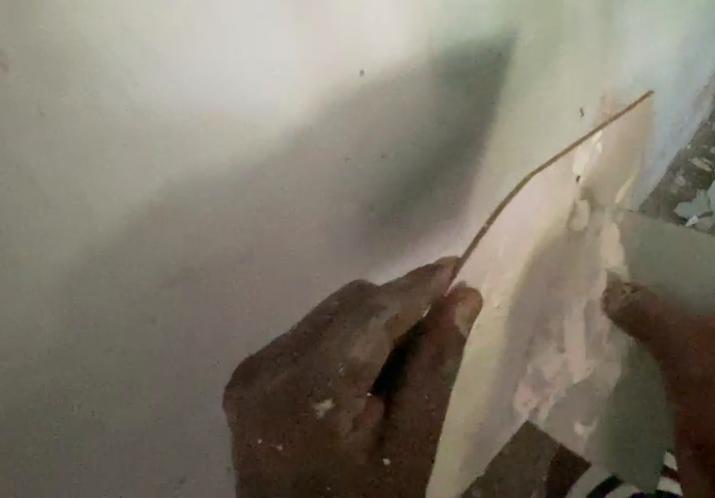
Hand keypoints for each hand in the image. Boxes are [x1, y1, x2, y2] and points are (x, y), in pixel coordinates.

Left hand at [223, 258, 481, 497]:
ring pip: (334, 311)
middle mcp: (268, 369)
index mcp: (306, 393)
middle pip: (351, 305)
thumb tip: (464, 296)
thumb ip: (434, 367)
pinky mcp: (251, 377)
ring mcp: (253, 372)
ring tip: (406, 353)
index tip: (457, 266)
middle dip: (399, 306)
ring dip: (375, 318)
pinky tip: (369, 366)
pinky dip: (349, 335)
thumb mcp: (409, 448)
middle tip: (442, 322)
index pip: (372, 314)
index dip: (417, 287)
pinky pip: (314, 330)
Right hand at [604, 278, 714, 497]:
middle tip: (600, 285)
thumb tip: (612, 288)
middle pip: (687, 306)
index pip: (703, 271)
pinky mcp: (705, 404)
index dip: (665, 264)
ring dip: (641, 336)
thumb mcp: (687, 347)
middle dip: (647, 301)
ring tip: (595, 317)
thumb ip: (649, 312)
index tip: (624, 256)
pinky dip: (644, 368)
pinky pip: (669, 374)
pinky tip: (608, 358)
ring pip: (675, 342)